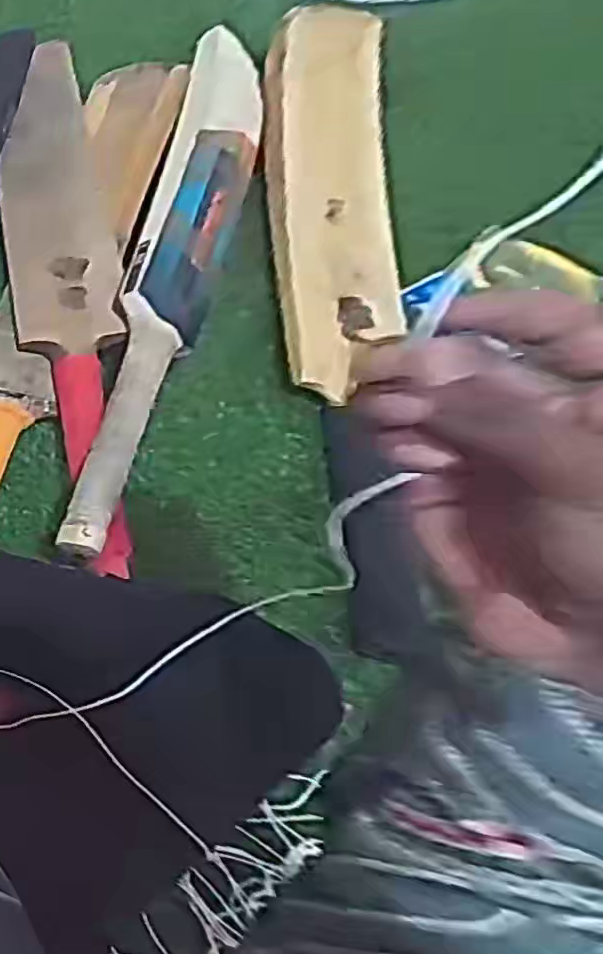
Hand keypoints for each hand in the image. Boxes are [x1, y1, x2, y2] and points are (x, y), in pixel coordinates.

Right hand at [355, 291, 602, 687]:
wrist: (599, 638)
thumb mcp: (575, 465)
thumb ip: (493, 408)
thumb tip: (413, 355)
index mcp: (597, 398)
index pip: (556, 329)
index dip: (494, 315)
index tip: (425, 315)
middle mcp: (544, 418)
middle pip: (472, 370)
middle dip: (421, 369)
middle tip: (373, 375)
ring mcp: (490, 457)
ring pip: (427, 411)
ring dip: (400, 411)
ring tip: (384, 420)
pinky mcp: (442, 495)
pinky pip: (409, 458)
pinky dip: (398, 452)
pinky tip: (406, 459)